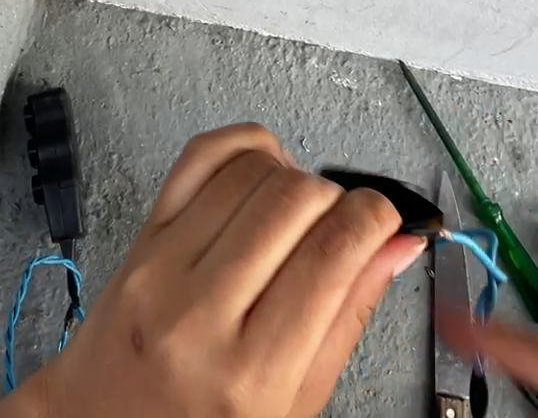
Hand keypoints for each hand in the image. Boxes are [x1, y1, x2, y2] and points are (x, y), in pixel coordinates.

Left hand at [0, 123, 427, 417]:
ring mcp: (164, 263)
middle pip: (295, 197)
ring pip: (252, 168)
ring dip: (292, 174)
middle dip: (335, 196)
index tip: (381, 217)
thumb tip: (395, 243)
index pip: (334, 251)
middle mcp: (202, 311)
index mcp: (252, 372)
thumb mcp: (293, 405)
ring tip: (295, 210)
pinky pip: (201, 154)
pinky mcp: (142, 230)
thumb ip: (348, 315)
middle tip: (337, 221)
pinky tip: (260, 172)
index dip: (374, 216)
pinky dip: (245, 146)